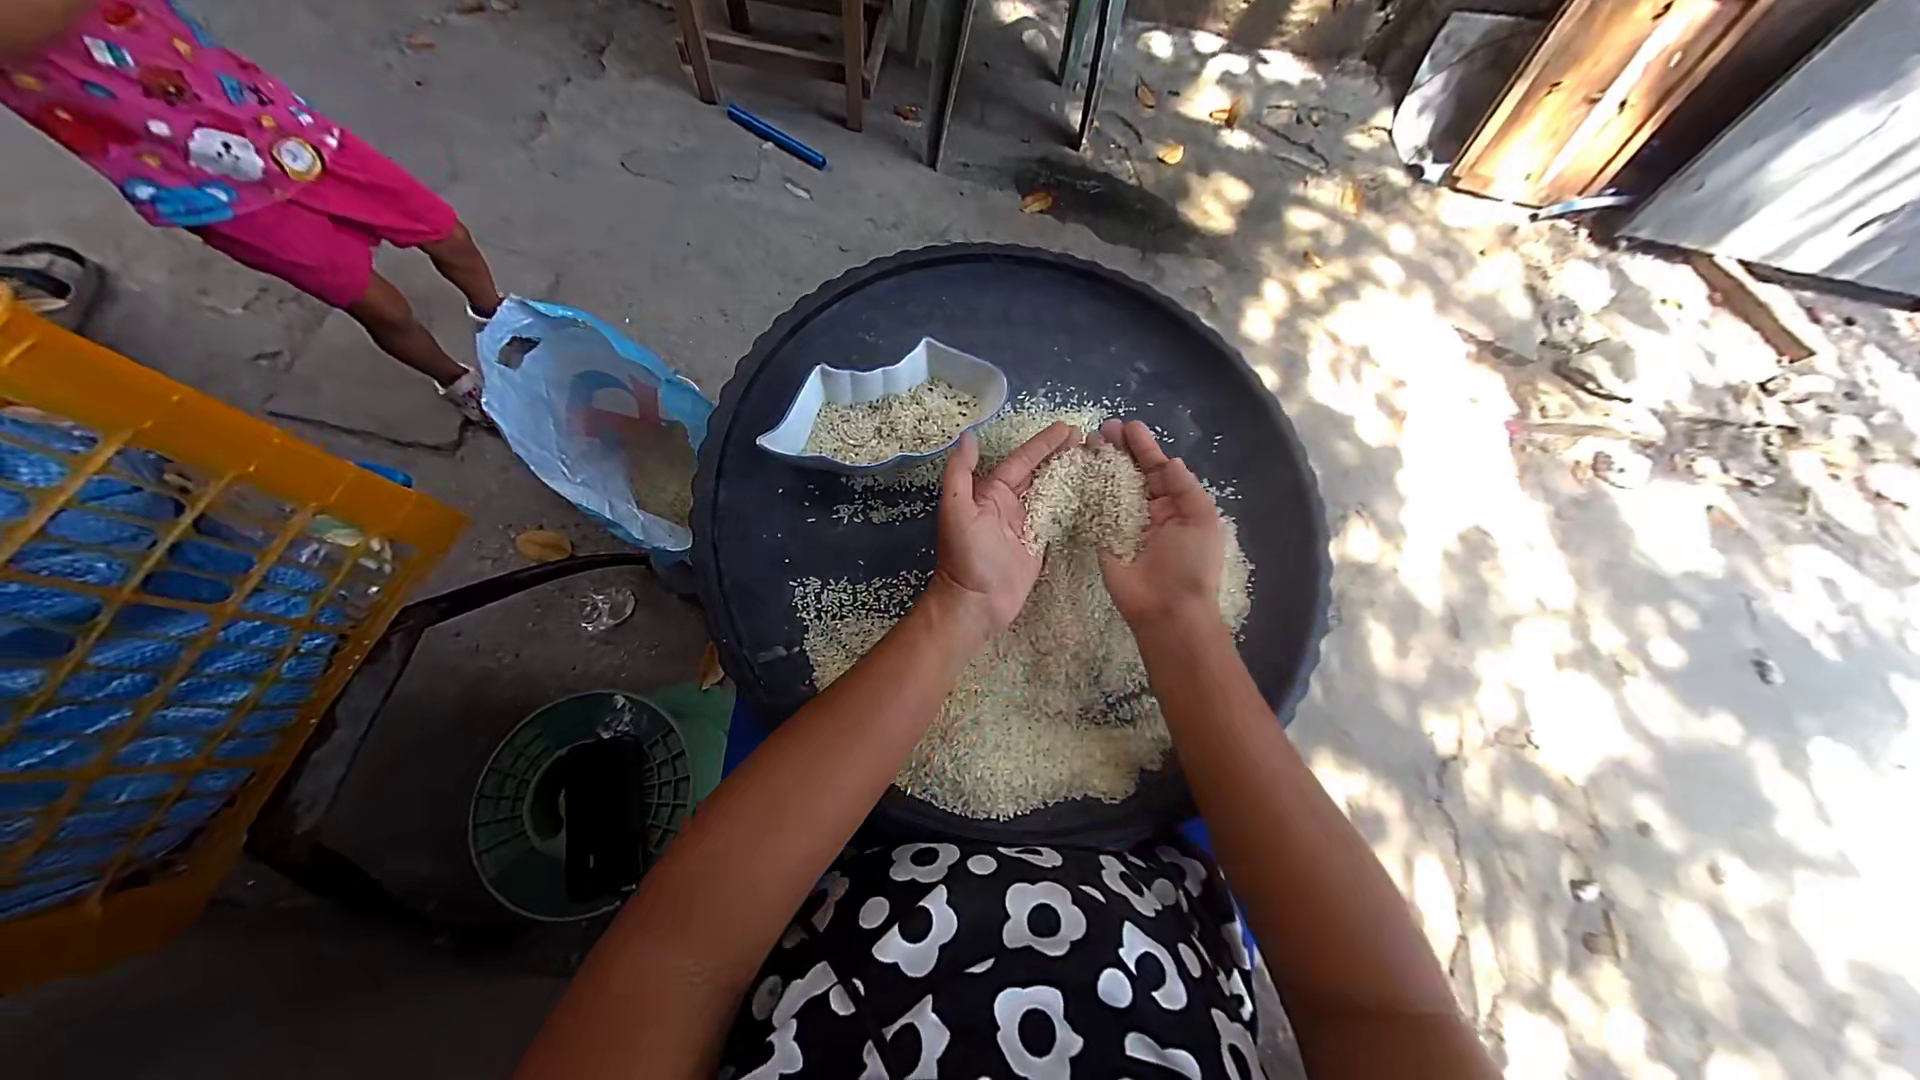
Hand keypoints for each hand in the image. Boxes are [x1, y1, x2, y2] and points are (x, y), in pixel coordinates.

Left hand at [928, 422, 1077, 637]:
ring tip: (1092, 458)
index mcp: (990, 493)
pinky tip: (1087, 491)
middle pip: (1038, 471)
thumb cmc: (965, 556)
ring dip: (1068, 474)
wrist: (976, 602)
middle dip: (1059, 454)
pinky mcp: (1039, 544)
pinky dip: (1071, 502)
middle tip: (1086, 437)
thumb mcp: (956, 509)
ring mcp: (1026, 524)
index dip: (1043, 444)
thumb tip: (968, 437)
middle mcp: (1009, 504)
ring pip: (1050, 491)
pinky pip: (1057, 516)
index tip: (1066, 428)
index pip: (1021, 460)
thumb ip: (960, 472)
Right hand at [1093, 420, 1224, 628]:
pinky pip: (1094, 511)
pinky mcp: (1103, 538)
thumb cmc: (1190, 565)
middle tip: (1103, 429)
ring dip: (1101, 465)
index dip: (1144, 448)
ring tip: (1089, 442)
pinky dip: (1086, 491)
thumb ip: (1185, 488)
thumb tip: (1169, 461)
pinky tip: (1078, 473)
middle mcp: (1148, 511)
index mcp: (1176, 505)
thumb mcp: (1201, 519)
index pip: (1157, 469)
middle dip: (1119, 450)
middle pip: (1131, 473)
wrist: (1167, 609)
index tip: (1130, 427)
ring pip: (1111, 487)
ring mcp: (1123, 524)